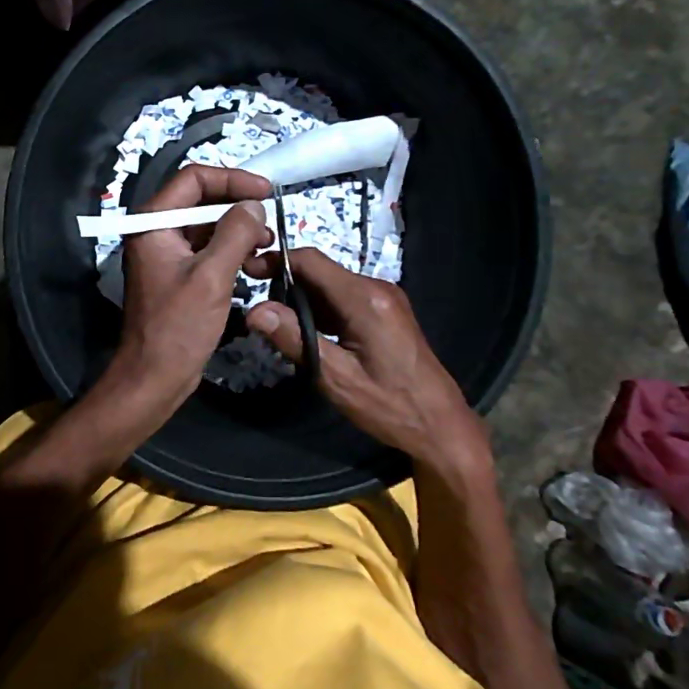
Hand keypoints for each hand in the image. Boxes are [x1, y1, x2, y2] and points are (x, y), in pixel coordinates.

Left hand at [114, 165, 274, 412]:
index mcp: (152, 223)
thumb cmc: (178, 326)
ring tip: (267, 245)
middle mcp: (155, 231)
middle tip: (269, 221)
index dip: (231, 179)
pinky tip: (254, 263)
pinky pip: (207, 249)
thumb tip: (254, 205)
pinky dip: (230, 250)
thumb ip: (235, 233)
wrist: (154, 376)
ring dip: (238, 230)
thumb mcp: (212, 276)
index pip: (193, 179)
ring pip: (206, 226)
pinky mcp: (177, 274)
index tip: (265, 191)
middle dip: (237, 206)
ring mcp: (166, 253)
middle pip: (200, 200)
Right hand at [244, 248, 490, 476]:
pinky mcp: (385, 312)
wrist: (442, 427)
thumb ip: (295, 339)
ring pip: (329, 286)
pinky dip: (319, 311)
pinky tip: (305, 335)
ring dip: (301, 300)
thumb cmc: (390, 406)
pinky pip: (343, 299)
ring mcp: (383, 299)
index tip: (246, 272)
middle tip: (257, 311)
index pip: (311, 261)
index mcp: (365, 299)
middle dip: (285, 285)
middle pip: (319, 272)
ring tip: (275, 327)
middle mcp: (376, 288)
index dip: (275, 261)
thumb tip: (254, 311)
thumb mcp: (336, 377)